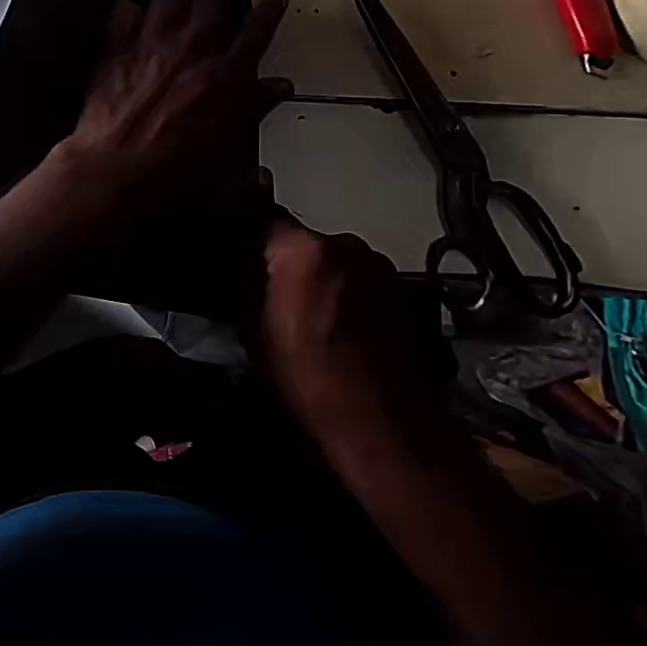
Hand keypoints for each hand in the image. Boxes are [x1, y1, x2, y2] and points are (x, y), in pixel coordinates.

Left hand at [54, 0, 289, 216]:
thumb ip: (254, 110)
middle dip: (213, 6)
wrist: (116, 173)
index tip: (271, 3)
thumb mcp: (227, 150)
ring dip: (172, 5)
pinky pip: (125, 10)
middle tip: (210, 20)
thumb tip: (274, 90)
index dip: (269, 9)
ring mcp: (152, 45)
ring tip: (170, 20)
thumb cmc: (169, 172)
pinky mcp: (116, 49)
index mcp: (227, 76)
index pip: (260, 27)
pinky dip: (128, 17)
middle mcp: (192, 51)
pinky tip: (130, 29)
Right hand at [254, 212, 447, 446]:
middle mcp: (343, 243)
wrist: (384, 422)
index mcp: (301, 250)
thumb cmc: (307, 379)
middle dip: (288, 263)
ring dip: (320, 278)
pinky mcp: (400, 285)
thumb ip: (248, 287)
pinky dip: (347, 292)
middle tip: (277, 298)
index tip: (246, 268)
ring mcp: (377, 263)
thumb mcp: (253, 333)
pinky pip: (359, 277)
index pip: (263, 223)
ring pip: (332, 259)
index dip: (252, 245)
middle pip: (301, 241)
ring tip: (314, 318)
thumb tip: (246, 266)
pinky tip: (342, 327)